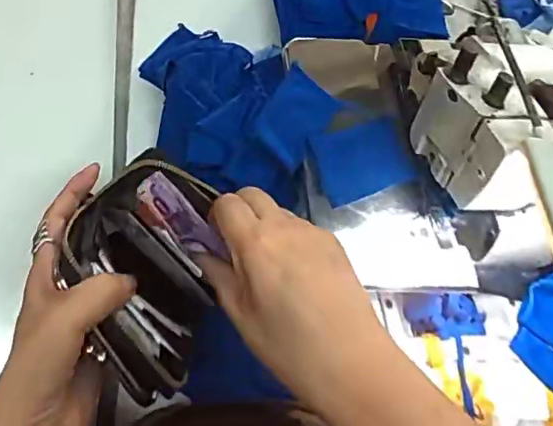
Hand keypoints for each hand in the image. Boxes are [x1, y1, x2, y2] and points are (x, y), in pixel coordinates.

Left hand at [0, 165, 135, 425]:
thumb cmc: (35, 369)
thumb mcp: (60, 319)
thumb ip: (95, 290)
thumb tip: (130, 278)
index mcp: (45, 277)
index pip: (56, 223)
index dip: (72, 193)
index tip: (94, 170)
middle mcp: (65, 291)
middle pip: (87, 243)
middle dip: (108, 220)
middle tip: (138, 204)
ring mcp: (85, 317)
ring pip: (110, 275)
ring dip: (130, 258)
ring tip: (157, 240)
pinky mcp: (104, 340)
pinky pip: (127, 309)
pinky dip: (143, 297)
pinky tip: (161, 288)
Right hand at [196, 189, 458, 425]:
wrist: (352, 359)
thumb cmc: (289, 346)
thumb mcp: (242, 316)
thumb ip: (218, 276)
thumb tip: (201, 252)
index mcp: (256, 241)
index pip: (227, 202)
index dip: (216, 216)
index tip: (215, 239)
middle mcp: (283, 224)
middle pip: (252, 193)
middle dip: (239, 210)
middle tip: (237, 246)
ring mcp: (311, 229)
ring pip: (277, 209)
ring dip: (265, 224)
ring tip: (270, 266)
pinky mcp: (332, 238)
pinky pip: (300, 226)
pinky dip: (290, 237)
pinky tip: (298, 274)